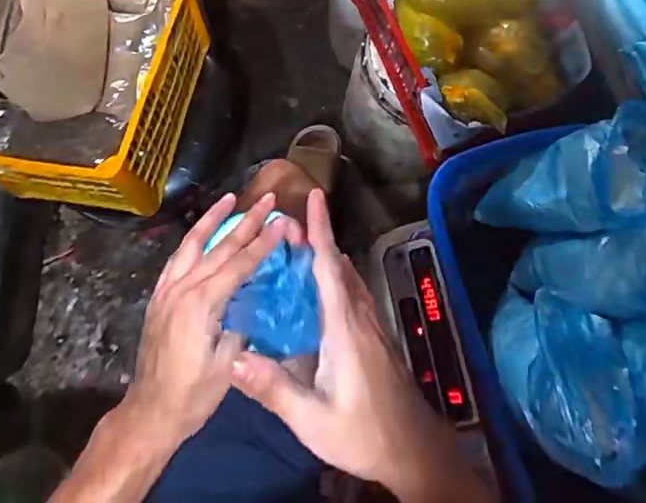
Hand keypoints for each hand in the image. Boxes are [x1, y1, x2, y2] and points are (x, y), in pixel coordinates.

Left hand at [123, 191, 295, 447]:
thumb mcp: (228, 363)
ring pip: (192, 243)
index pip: (240, 263)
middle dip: (246, 221)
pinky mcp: (159, 297)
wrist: (149, 415)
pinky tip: (201, 232)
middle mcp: (183, 288)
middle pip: (220, 246)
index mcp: (202, 303)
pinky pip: (177, 258)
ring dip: (213, 219)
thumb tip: (259, 295)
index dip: (263, 241)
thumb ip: (242, 322)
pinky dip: (192, 240)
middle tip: (267, 199)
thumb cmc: (193, 395)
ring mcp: (167, 291)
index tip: (281, 220)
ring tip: (229, 199)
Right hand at [231, 190, 490, 502]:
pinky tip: (317, 291)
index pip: (329, 265)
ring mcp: (369, 324)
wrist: (412, 448)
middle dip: (314, 239)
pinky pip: (350, 293)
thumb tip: (233, 357)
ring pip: (345, 278)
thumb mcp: (311, 418)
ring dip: (324, 257)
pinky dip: (332, 278)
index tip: (314, 196)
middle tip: (285, 224)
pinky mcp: (372, 336)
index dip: (320, 228)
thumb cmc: (362, 431)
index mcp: (344, 325)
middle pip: (336, 265)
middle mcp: (359, 315)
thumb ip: (273, 387)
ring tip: (296, 249)